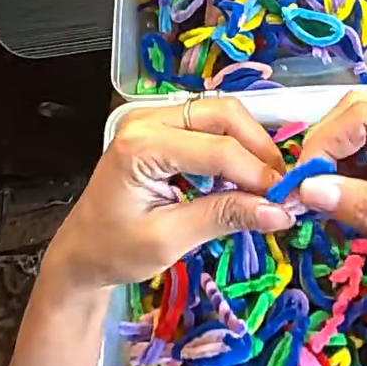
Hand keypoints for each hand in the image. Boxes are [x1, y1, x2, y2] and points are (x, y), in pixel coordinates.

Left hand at [45, 97, 291, 289]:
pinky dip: (234, 146)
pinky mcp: (162, 127)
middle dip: (258, 148)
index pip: (216, 149)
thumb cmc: (113, 250)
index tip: (286, 201)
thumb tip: (279, 213)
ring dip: (249, 145)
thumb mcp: (168, 240)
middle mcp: (148, 119)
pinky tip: (243, 177)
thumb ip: (223, 217)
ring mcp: (154, 119)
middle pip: (223, 114)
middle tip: (280, 187)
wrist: (80, 252)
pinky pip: (209, 125)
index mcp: (142, 145)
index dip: (257, 174)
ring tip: (265, 184)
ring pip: (220, 114)